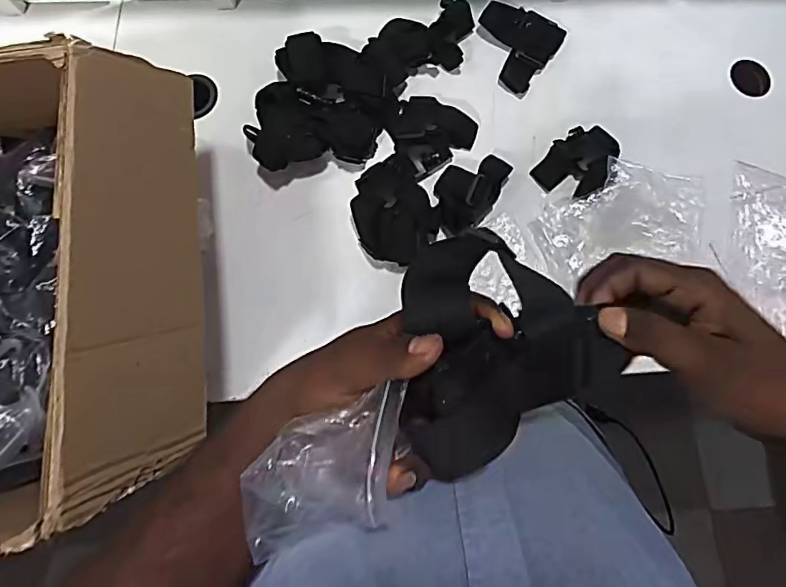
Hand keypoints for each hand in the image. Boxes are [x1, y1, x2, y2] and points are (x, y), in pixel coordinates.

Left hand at [258, 300, 513, 493]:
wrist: (281, 435)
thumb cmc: (313, 384)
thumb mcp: (349, 362)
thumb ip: (389, 353)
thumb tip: (434, 341)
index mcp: (400, 339)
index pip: (446, 319)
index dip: (476, 317)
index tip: (504, 329)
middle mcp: (410, 370)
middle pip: (457, 370)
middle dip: (469, 388)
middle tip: (466, 405)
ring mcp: (408, 409)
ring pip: (446, 417)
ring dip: (441, 435)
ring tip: (413, 446)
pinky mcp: (402, 445)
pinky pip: (424, 456)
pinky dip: (413, 467)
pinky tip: (394, 468)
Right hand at [578, 255, 785, 450]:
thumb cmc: (761, 388)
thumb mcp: (702, 362)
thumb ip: (651, 334)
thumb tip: (603, 315)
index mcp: (696, 284)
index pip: (635, 268)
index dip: (604, 285)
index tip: (584, 315)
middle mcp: (693, 287)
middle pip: (634, 274)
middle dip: (603, 291)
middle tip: (581, 321)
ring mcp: (695, 307)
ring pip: (640, 294)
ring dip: (614, 308)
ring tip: (593, 334)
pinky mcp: (695, 328)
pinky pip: (651, 315)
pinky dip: (630, 324)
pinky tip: (619, 345)